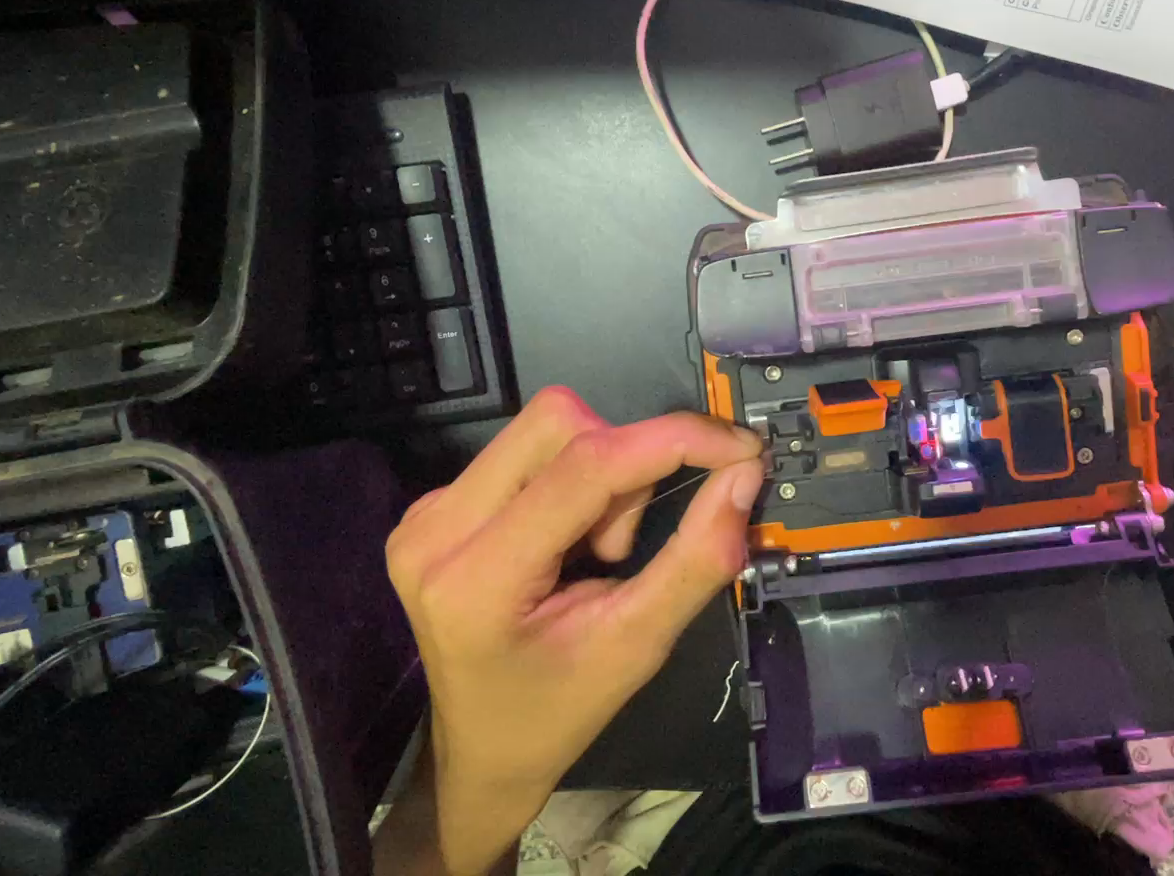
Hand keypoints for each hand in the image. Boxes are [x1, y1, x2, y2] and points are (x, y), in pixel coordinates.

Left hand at [385, 387, 763, 874]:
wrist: (483, 751)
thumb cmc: (558, 712)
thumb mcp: (638, 646)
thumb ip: (696, 559)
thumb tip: (743, 476)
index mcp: (476, 577)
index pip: (587, 466)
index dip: (673, 440)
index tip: (740, 447)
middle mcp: (437, 526)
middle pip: (559, 422)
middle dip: (626, 464)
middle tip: (628, 541)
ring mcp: (429, 510)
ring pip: (547, 428)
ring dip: (601, 473)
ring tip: (595, 551)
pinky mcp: (439, 502)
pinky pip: (531, 449)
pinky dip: (575, 479)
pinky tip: (567, 541)